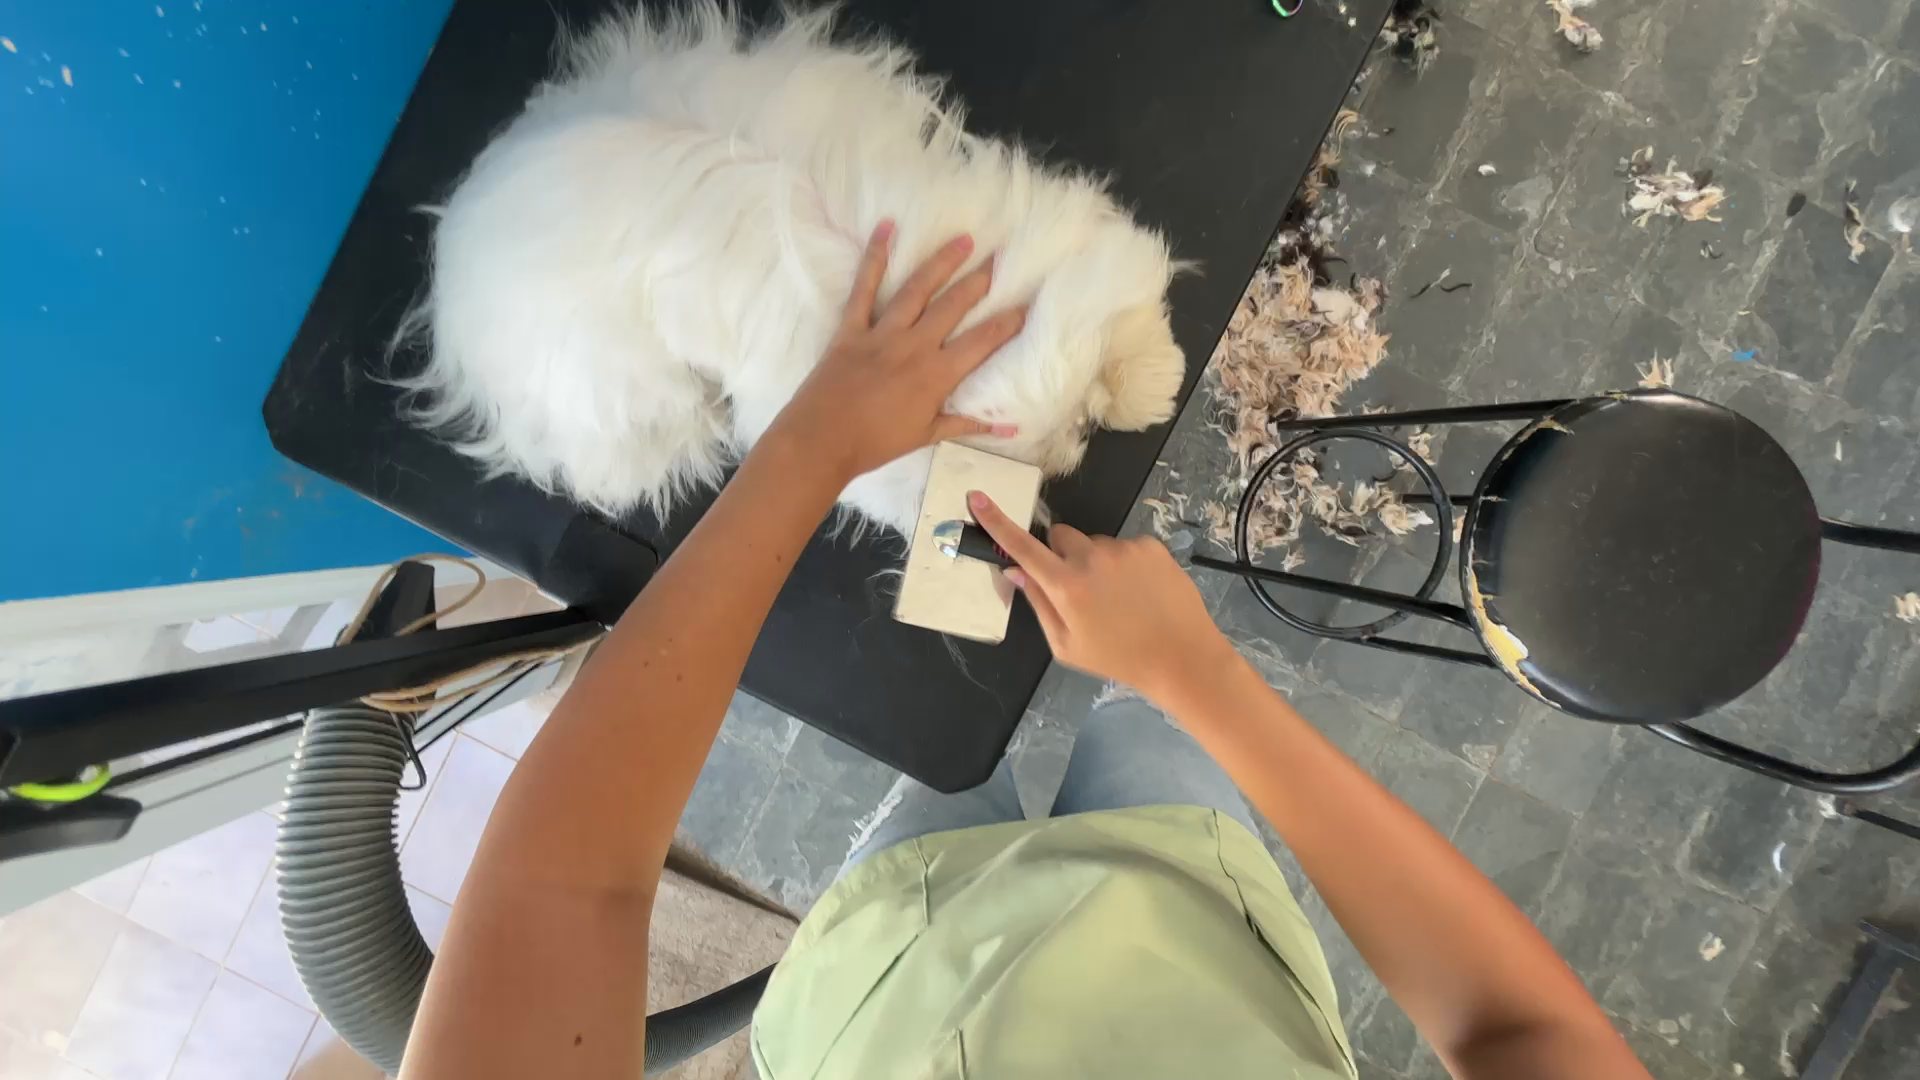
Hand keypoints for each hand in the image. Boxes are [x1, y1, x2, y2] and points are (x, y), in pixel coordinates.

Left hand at [770, 221, 1027, 481]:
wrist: (822, 441)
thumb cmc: (876, 443)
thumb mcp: (926, 436)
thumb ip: (967, 424)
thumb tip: (1008, 428)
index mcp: (937, 375)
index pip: (982, 342)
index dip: (1007, 322)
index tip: (1025, 304)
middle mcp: (914, 346)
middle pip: (954, 306)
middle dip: (980, 280)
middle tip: (1000, 257)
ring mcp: (882, 333)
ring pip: (917, 290)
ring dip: (942, 262)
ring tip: (964, 240)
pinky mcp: (851, 328)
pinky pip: (864, 288)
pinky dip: (875, 257)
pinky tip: (886, 227)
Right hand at [968, 491, 1237, 703]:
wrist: (1182, 658)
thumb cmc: (1118, 658)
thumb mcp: (1066, 645)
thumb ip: (1038, 603)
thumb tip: (1015, 571)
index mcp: (1066, 587)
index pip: (1022, 547)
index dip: (996, 521)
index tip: (978, 497)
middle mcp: (1092, 558)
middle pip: (1060, 537)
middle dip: (1062, 555)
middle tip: (1079, 589)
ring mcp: (1124, 548)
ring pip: (1094, 543)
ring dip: (1096, 561)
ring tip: (1119, 596)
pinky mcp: (1150, 545)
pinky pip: (1124, 545)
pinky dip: (1125, 562)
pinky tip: (1140, 589)